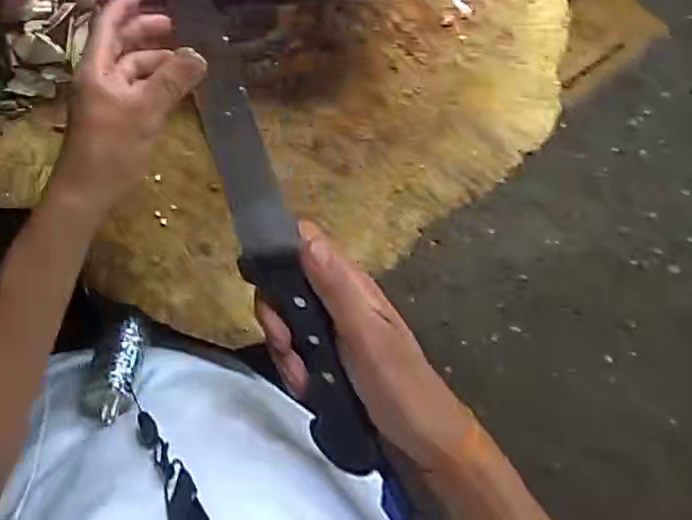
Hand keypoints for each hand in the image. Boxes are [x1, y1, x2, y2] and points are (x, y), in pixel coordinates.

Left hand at [46, 0, 207, 215]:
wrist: (85, 192)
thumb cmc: (110, 148)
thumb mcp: (145, 110)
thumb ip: (171, 80)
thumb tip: (198, 53)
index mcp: (95, 67)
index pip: (106, 25)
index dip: (123, 6)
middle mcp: (97, 76)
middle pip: (119, 43)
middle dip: (144, 31)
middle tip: (175, 25)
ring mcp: (103, 96)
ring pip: (130, 67)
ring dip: (154, 59)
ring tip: (186, 59)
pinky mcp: (112, 115)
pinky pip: (134, 87)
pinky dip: (153, 81)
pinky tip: (175, 86)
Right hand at [254, 220, 481, 474]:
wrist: (430, 453)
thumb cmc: (403, 389)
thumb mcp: (368, 336)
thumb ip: (336, 287)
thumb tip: (305, 239)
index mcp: (349, 283)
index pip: (303, 240)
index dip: (277, 246)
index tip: (261, 275)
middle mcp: (335, 298)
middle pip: (283, 281)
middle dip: (273, 311)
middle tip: (284, 340)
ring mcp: (328, 328)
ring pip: (283, 317)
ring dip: (281, 345)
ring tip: (299, 372)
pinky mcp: (323, 356)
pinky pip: (290, 348)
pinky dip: (290, 366)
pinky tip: (304, 385)